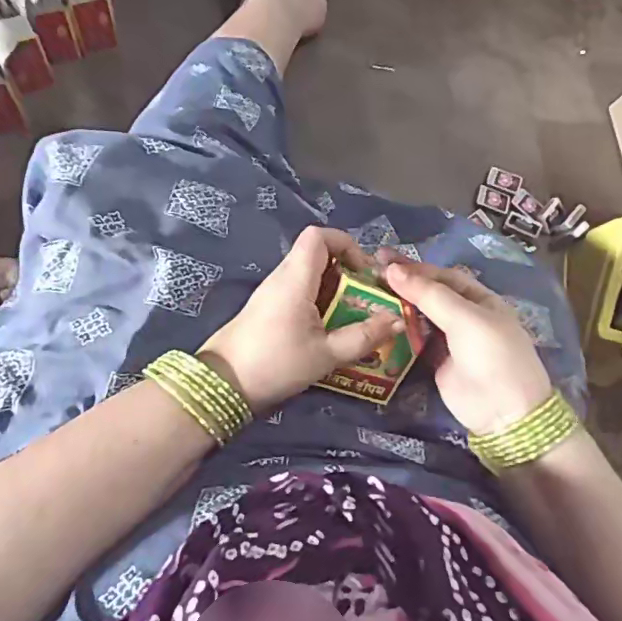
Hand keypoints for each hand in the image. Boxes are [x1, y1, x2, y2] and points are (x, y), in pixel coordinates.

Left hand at [201, 227, 403, 410]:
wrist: (224, 384)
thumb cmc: (275, 364)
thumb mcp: (326, 355)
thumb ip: (364, 336)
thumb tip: (398, 321)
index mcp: (295, 279)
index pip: (319, 236)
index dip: (346, 244)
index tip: (365, 272)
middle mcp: (282, 278)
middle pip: (316, 254)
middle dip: (347, 270)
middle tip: (366, 298)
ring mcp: (271, 293)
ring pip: (308, 274)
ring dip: (334, 288)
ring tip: (353, 315)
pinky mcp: (266, 309)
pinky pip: (298, 291)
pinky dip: (318, 300)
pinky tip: (329, 329)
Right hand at [376, 253, 552, 435]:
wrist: (503, 412)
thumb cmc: (491, 356)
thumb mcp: (465, 318)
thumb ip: (429, 294)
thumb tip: (392, 270)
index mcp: (480, 299)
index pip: (443, 276)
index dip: (415, 267)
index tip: (383, 260)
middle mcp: (465, 315)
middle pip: (430, 293)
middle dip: (403, 283)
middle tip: (369, 273)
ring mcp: (450, 339)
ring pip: (420, 315)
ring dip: (398, 305)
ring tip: (368, 294)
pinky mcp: (436, 360)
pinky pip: (415, 339)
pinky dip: (398, 330)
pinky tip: (378, 321)